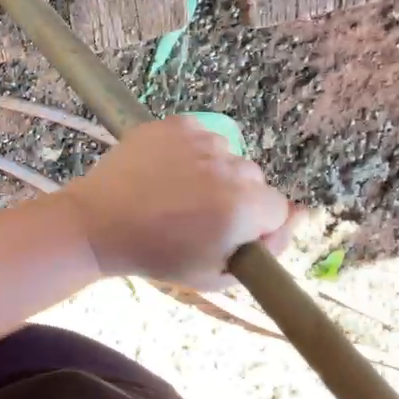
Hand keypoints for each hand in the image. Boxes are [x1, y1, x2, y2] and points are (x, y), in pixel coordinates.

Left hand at [56, 116, 295, 287]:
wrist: (96, 224)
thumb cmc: (156, 255)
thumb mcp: (217, 273)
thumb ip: (269, 248)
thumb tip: (302, 213)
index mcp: (244, 207)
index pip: (276, 209)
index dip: (251, 225)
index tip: (219, 233)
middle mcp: (227, 168)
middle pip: (253, 179)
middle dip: (234, 195)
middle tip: (193, 213)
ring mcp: (198, 141)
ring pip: (226, 154)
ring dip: (211, 170)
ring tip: (174, 191)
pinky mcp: (172, 125)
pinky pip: (199, 134)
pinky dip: (190, 149)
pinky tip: (166, 169)